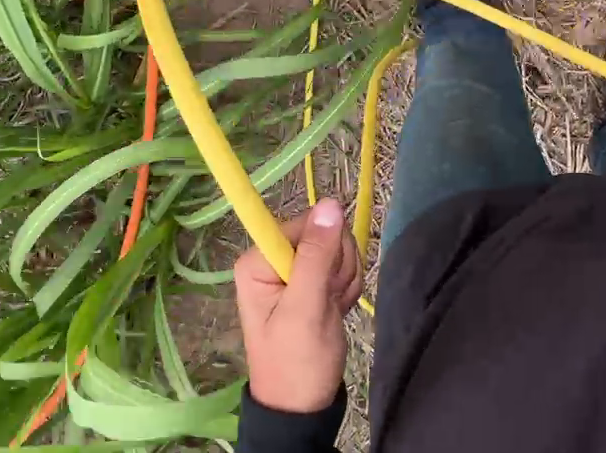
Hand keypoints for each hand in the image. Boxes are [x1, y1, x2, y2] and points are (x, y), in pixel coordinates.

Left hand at [234, 198, 362, 412]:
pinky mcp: (314, 276)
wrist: (305, 403)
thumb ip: (316, 255)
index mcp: (258, 259)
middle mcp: (274, 256)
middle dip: (336, 265)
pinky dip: (347, 286)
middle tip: (327, 299)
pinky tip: (335, 306)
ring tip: (330, 307)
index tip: (322, 281)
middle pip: (325, 232)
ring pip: (339, 246)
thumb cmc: (297, 362)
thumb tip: (330, 203)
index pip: (306, 222)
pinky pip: (344, 262)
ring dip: (343, 277)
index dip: (324, 247)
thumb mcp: (304, 309)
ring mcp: (294, 266)